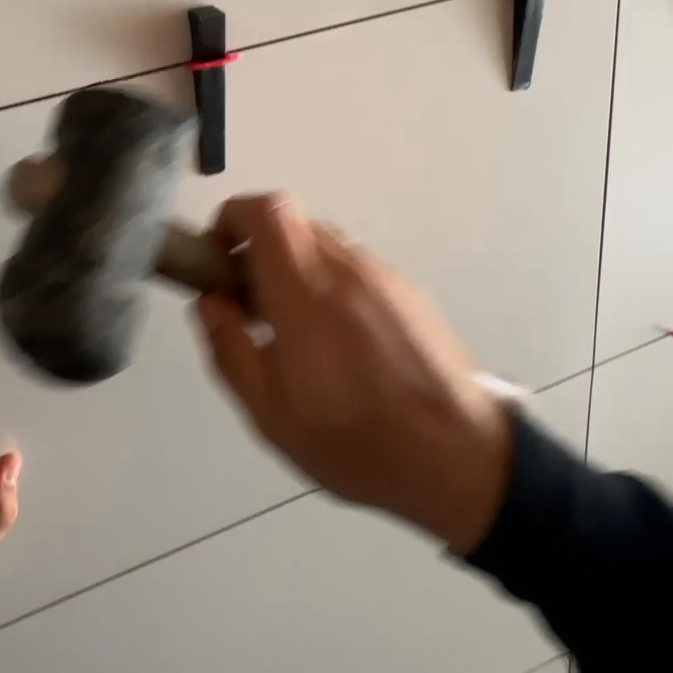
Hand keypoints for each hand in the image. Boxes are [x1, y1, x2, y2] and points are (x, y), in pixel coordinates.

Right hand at [191, 194, 513, 554]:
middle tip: (248, 304)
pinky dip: (328, 284)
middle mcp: (346, 269)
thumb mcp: (270, 413)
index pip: (266, 211)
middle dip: (258, 250)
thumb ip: (230, 349)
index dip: (232, 216)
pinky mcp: (410, 293)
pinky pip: (354, 268)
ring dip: (294, 268)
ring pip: (323, 245)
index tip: (217, 256)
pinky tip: (338, 343)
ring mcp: (383, 277)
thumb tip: (210, 302)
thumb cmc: (355, 441)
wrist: (462, 460)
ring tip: (292, 329)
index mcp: (305, 292)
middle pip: (292, 224)